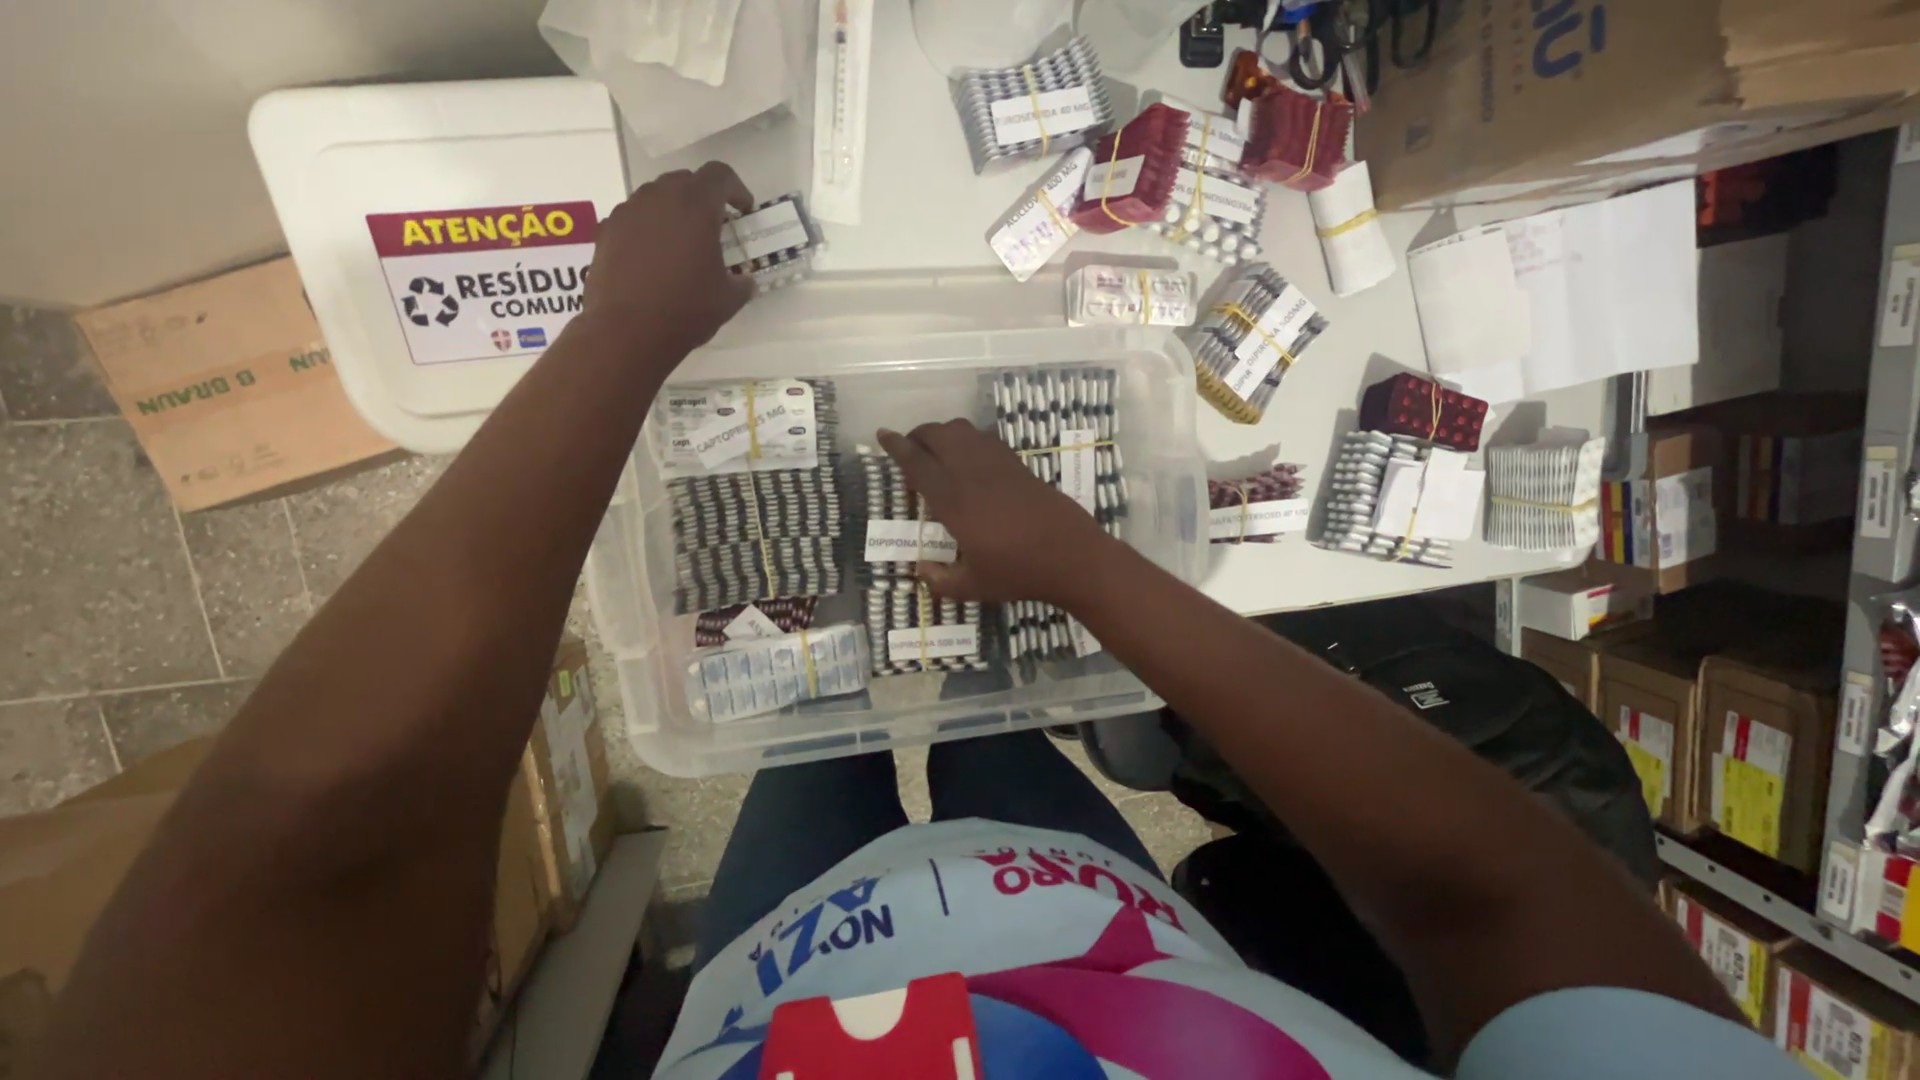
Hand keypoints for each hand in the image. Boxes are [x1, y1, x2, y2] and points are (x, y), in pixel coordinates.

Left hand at [581, 162, 755, 356]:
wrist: (627, 331)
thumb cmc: (686, 310)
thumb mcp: (728, 300)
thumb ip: (741, 283)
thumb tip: (745, 281)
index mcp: (696, 207)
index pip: (719, 175)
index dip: (735, 188)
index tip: (743, 210)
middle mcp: (660, 198)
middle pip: (685, 180)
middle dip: (702, 196)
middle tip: (713, 225)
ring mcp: (628, 212)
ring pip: (655, 196)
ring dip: (672, 210)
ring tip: (680, 242)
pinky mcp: (607, 230)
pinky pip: (632, 217)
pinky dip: (647, 228)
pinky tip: (652, 257)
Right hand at [877, 420, 1118, 606]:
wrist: (1072, 557)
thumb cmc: (1019, 573)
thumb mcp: (973, 586)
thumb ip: (940, 580)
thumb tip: (921, 569)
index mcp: (954, 501)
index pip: (917, 463)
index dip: (897, 447)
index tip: (883, 434)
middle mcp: (972, 474)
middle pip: (938, 435)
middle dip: (918, 436)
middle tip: (910, 452)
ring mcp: (998, 465)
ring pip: (962, 430)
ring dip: (943, 434)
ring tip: (938, 453)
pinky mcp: (1018, 465)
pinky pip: (985, 439)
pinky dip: (969, 440)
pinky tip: (970, 460)